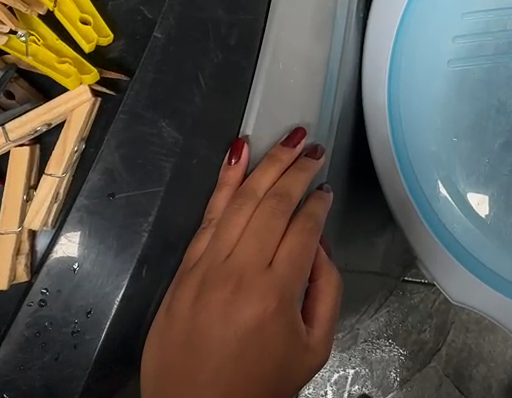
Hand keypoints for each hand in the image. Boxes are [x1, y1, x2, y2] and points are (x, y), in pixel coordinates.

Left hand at [142, 128, 342, 397]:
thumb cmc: (261, 386)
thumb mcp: (315, 347)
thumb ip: (327, 288)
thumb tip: (318, 242)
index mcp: (276, 294)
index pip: (304, 227)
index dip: (319, 202)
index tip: (327, 189)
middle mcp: (240, 274)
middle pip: (274, 204)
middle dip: (299, 170)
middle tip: (315, 148)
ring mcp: (206, 270)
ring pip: (241, 201)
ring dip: (268, 163)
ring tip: (290, 138)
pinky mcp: (184, 272)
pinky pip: (207, 217)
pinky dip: (225, 181)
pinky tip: (239, 152)